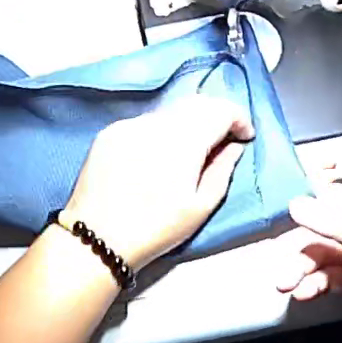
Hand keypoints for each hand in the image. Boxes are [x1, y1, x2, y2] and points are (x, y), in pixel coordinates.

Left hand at [61, 97, 254, 271]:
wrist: (96, 239)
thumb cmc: (154, 229)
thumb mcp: (200, 207)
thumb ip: (223, 171)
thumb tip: (234, 147)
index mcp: (182, 141)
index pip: (220, 110)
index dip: (238, 119)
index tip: (244, 136)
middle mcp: (155, 124)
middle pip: (196, 103)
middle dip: (216, 116)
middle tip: (224, 139)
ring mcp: (129, 125)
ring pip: (170, 111)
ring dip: (188, 123)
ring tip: (192, 151)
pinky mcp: (110, 133)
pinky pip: (146, 122)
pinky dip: (162, 131)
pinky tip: (159, 156)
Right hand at [273, 168, 341, 342]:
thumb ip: (339, 223)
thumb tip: (296, 204)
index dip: (331, 168)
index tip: (298, 173)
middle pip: (326, 217)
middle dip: (301, 233)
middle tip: (278, 250)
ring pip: (320, 249)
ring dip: (299, 264)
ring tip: (285, 282)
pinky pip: (324, 276)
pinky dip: (310, 283)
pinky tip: (303, 293)